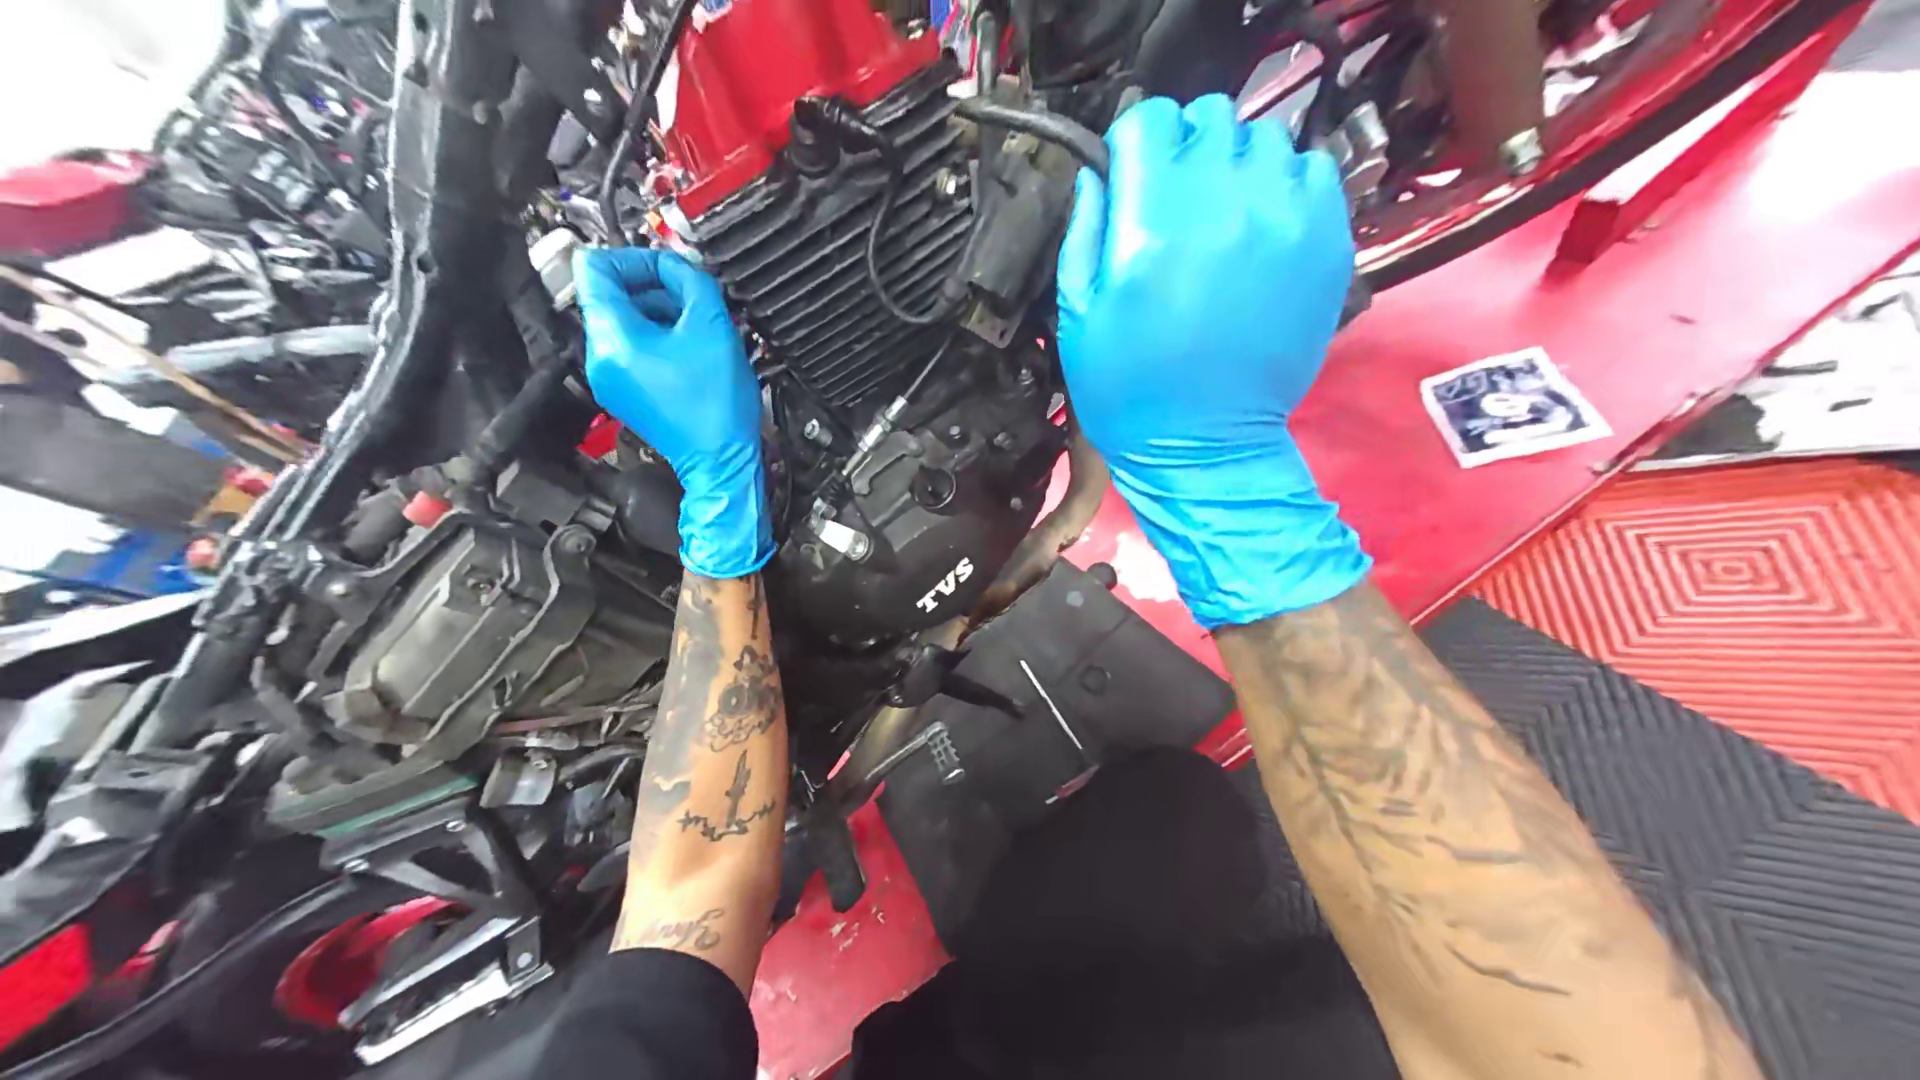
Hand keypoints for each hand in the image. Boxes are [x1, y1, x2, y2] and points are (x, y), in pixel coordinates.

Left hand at [573, 248, 772, 578]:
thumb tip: (677, 265)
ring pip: (625, 322)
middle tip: (691, 298)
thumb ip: (691, 279)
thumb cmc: (716, 407)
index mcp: (612, 338)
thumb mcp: (713, 326)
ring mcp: (610, 379)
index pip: (596, 267)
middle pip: (612, 296)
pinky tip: (691, 350)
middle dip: (653, 289)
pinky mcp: (626, 392)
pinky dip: (660, 339)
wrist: (721, 459)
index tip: (667, 267)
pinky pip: (634, 349)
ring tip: (697, 327)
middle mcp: (600, 358)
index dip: (635, 258)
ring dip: (660, 314)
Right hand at [1056, 95, 1369, 626]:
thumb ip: (1083, 235)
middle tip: (1175, 202)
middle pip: (1208, 118)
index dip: (1133, 144)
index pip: (1148, 123)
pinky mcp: (1324, 243)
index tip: (1133, 175)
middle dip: (1184, 151)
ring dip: (1236, 167)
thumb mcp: (1077, 319)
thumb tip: (1097, 176)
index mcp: (1148, 227)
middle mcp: (1220, 207)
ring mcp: (1282, 220)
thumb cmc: (1129, 392)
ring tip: (1221, 217)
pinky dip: (1286, 186)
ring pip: (1263, 138)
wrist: (1203, 448)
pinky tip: (1262, 227)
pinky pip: (1314, 171)